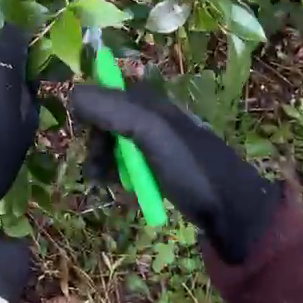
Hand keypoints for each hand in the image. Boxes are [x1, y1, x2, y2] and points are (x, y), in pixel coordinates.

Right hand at [69, 84, 281, 263]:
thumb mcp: (150, 132)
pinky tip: (123, 192)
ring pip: (114, 147)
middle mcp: (150, 116)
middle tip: (96, 172)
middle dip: (97, 146)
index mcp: (149, 101)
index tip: (90, 142)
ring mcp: (155, 143)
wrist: (230, 209)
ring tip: (107, 186)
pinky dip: (120, 177)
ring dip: (105, 165)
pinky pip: (127, 166)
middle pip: (106, 122)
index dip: (91, 115)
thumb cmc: (190, 165)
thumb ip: (113, 110)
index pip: (104, 94)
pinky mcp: (158, 168)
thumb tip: (72, 94)